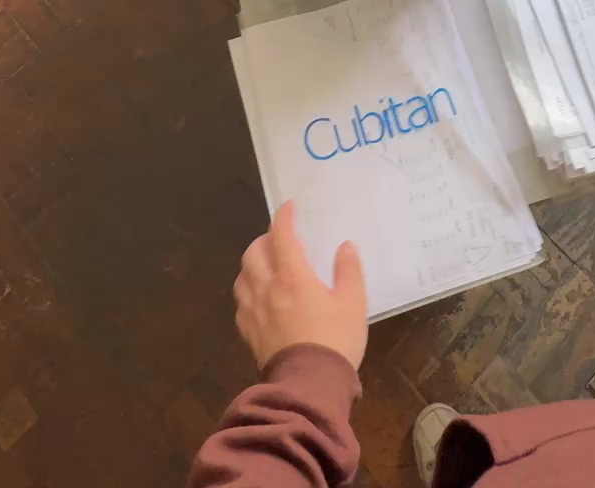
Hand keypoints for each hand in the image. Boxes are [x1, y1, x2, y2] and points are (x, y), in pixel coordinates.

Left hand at [233, 202, 368, 370]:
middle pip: (253, 252)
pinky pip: (241, 302)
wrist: (309, 386)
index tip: (290, 207)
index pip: (281, 235)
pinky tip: (261, 297)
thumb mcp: (353, 303)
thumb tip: (346, 246)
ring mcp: (254, 312)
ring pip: (242, 276)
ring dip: (252, 264)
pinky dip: (248, 290)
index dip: (284, 216)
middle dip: (264, 239)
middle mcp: (267, 288)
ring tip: (267, 265)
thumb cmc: (335, 340)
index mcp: (293, 276)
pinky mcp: (249, 333)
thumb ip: (349, 271)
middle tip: (279, 238)